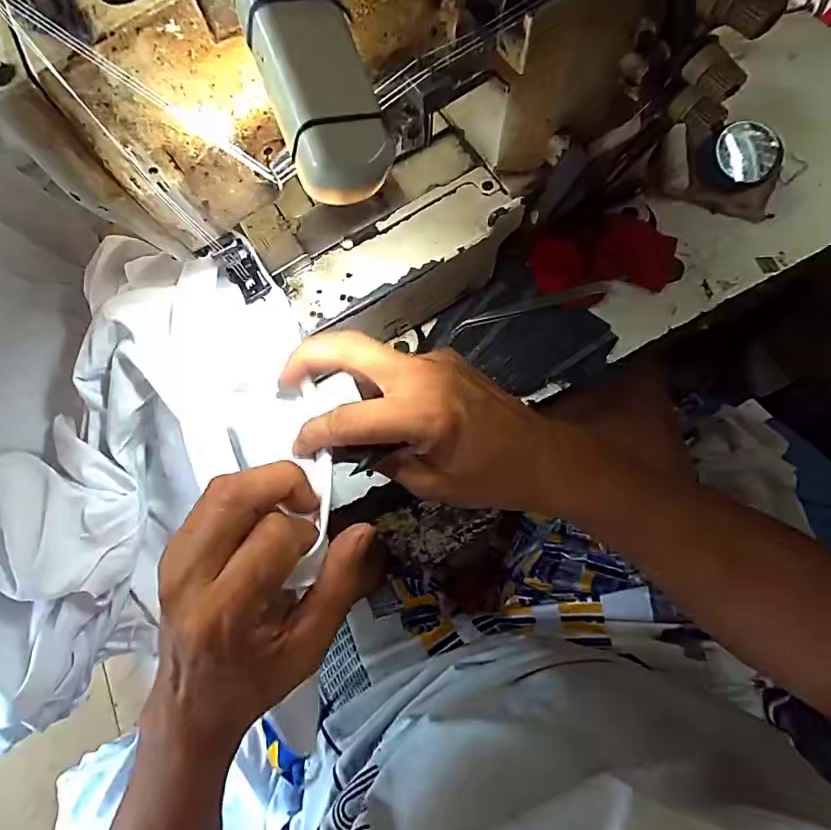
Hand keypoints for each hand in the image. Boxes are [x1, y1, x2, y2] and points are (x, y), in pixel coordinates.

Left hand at [144, 462, 378, 760]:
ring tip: (288, 509)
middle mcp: (190, 575)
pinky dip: (241, 497)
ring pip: (218, 490)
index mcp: (225, 610)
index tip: (317, 548)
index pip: (270, 536)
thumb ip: (338, 586)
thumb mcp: (308, 647)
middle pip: (232, 495)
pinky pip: (208, 502)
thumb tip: (363, 530)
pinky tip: (260, 520)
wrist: (191, 701)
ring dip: (261, 485)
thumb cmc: (254, 681)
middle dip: (281, 482)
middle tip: (309, 503)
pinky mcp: (169, 548)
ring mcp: (173, 557)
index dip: (305, 532)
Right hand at [282, 330, 592, 513]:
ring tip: (321, 396)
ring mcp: (432, 360)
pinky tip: (374, 406)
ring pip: (368, 352)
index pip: (347, 417)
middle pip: (347, 346)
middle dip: (305, 358)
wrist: (547, 455)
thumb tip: (350, 445)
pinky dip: (370, 380)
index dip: (313, 432)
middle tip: (284, 381)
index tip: (298, 444)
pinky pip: (391, 364)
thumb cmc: (493, 478)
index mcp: (421, 412)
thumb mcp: (429, 483)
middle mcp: (422, 374)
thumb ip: (381, 458)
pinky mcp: (439, 359)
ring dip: (338, 369)